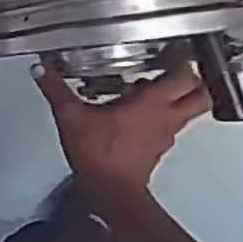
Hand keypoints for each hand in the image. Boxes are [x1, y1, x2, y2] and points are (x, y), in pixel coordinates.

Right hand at [33, 64, 209, 207]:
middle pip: (200, 94)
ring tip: (150, 84)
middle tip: (173, 66)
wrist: (111, 190)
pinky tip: (135, 110)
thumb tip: (42, 70)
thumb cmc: (98, 153)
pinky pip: (169, 123)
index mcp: (151, 104)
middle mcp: (165, 118)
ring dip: (177, 96)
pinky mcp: (158, 146)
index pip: (184, 77)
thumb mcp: (70, 115)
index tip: (170, 51)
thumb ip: (56, 89)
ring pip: (187, 109)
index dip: (182, 61)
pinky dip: (161, 113)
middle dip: (192, 78)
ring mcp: (165, 134)